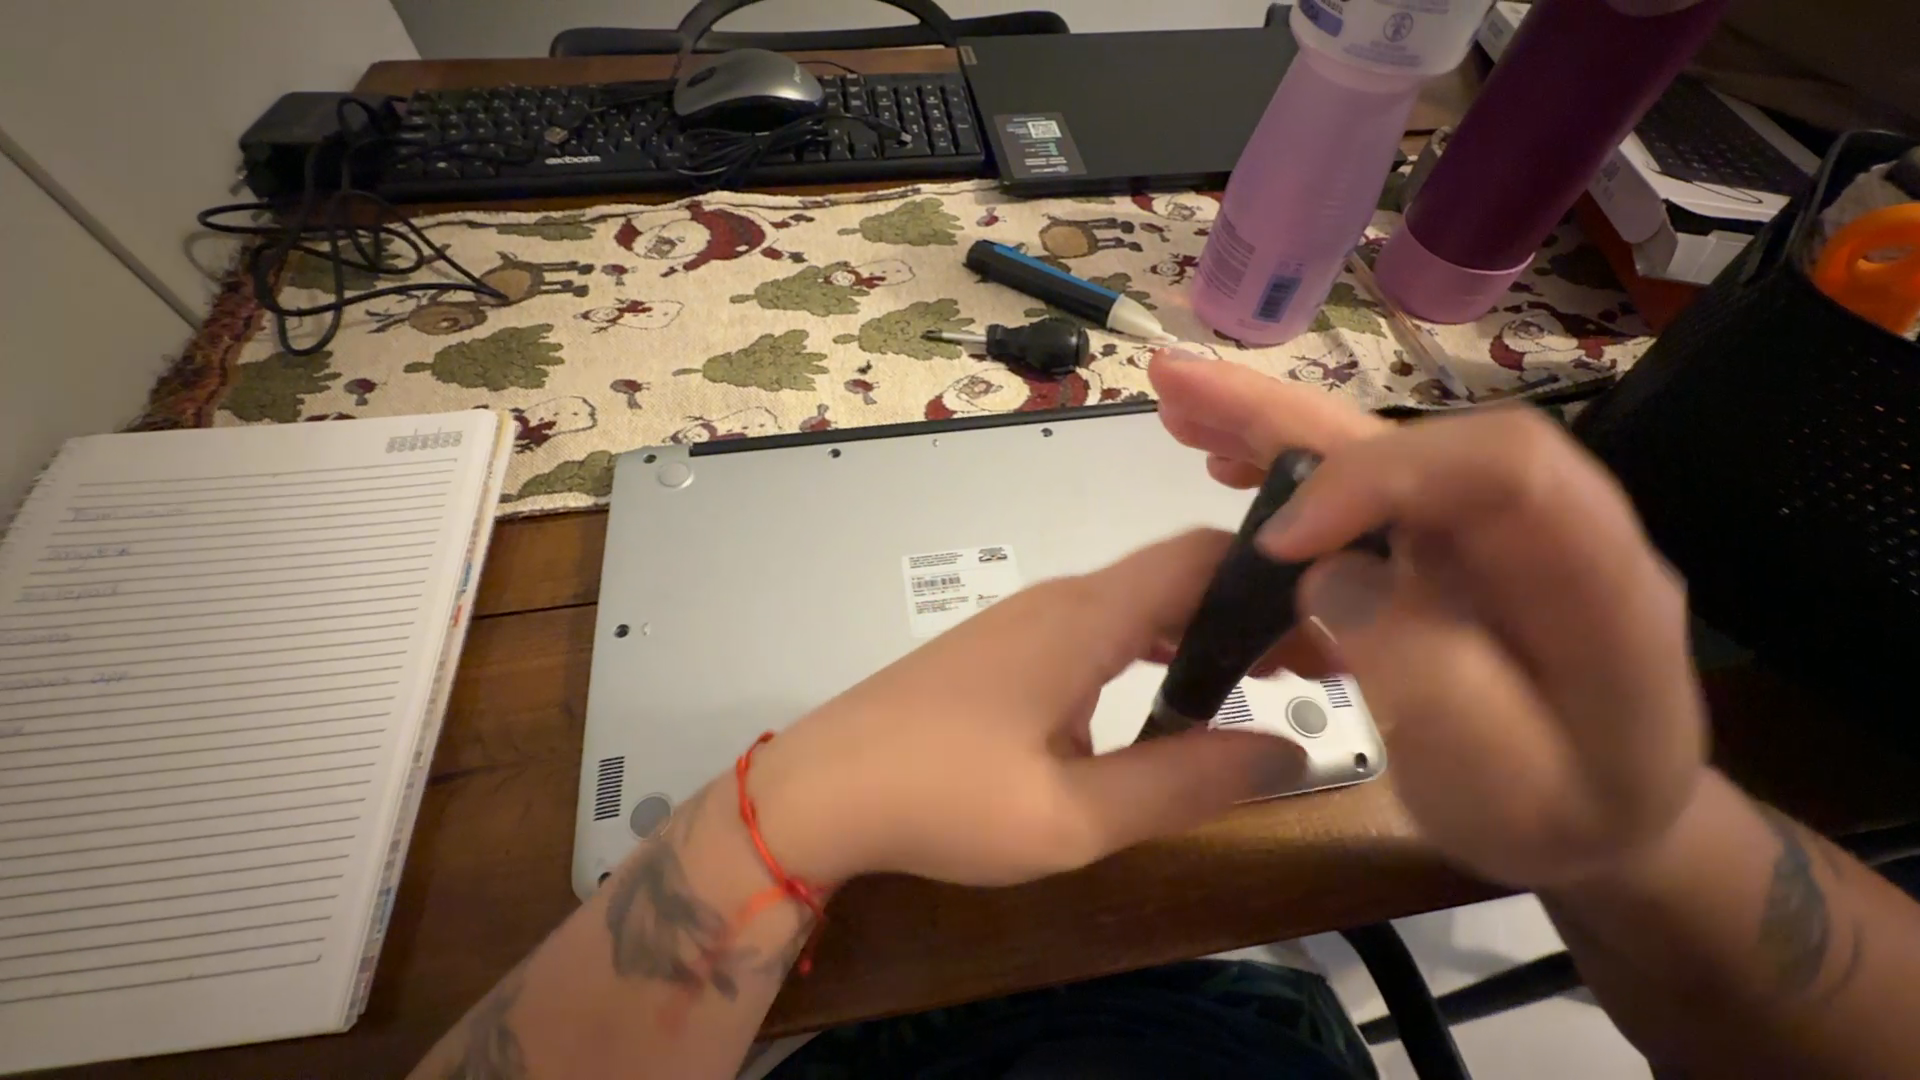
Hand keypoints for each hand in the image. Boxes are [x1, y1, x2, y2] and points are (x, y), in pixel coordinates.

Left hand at [744, 530, 1307, 887]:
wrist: (821, 788)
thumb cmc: (945, 800)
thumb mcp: (1075, 816)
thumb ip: (1185, 784)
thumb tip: (1291, 754)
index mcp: (1084, 618)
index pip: (1199, 556)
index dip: (1273, 580)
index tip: (1330, 631)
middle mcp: (1059, 599)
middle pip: (1174, 577)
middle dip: (1248, 615)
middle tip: (1312, 675)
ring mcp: (1024, 618)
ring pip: (1134, 603)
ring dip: (1198, 634)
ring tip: (1257, 685)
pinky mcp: (1002, 645)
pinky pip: (1096, 627)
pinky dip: (1149, 649)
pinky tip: (1163, 698)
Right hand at [1151, 351, 1706, 887]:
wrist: (1598, 822)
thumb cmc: (1562, 815)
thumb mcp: (1509, 783)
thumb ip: (1433, 680)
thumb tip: (1326, 577)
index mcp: (1586, 570)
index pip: (1492, 466)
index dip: (1374, 482)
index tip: (1277, 544)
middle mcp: (1525, 526)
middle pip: (1406, 439)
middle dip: (1284, 412)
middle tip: (1177, 386)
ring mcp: (1469, 535)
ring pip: (1363, 456)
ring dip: (1266, 428)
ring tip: (1179, 411)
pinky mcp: (1427, 552)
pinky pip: (1345, 501)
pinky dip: (1276, 477)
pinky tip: (1221, 472)